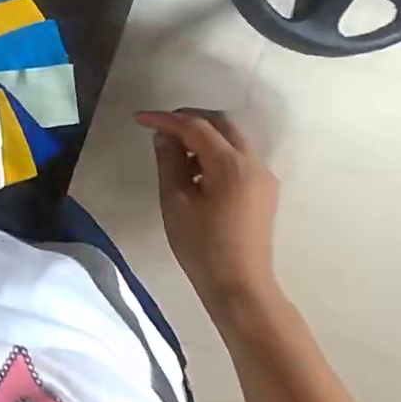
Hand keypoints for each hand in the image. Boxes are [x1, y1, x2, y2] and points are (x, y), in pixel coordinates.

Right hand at [134, 109, 279, 317]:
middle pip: (221, 124)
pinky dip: (212, 150)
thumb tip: (164, 136)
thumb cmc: (200, 242)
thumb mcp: (174, 198)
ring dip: (201, 134)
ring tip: (171, 149)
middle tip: (158, 126)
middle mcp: (254, 164)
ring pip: (231, 138)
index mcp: (231, 166)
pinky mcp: (262, 189)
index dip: (165, 119)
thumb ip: (169, 161)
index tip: (138, 119)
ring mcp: (262, 177)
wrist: (238, 282)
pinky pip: (236, 156)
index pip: (196, 127)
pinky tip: (192, 167)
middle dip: (188, 119)